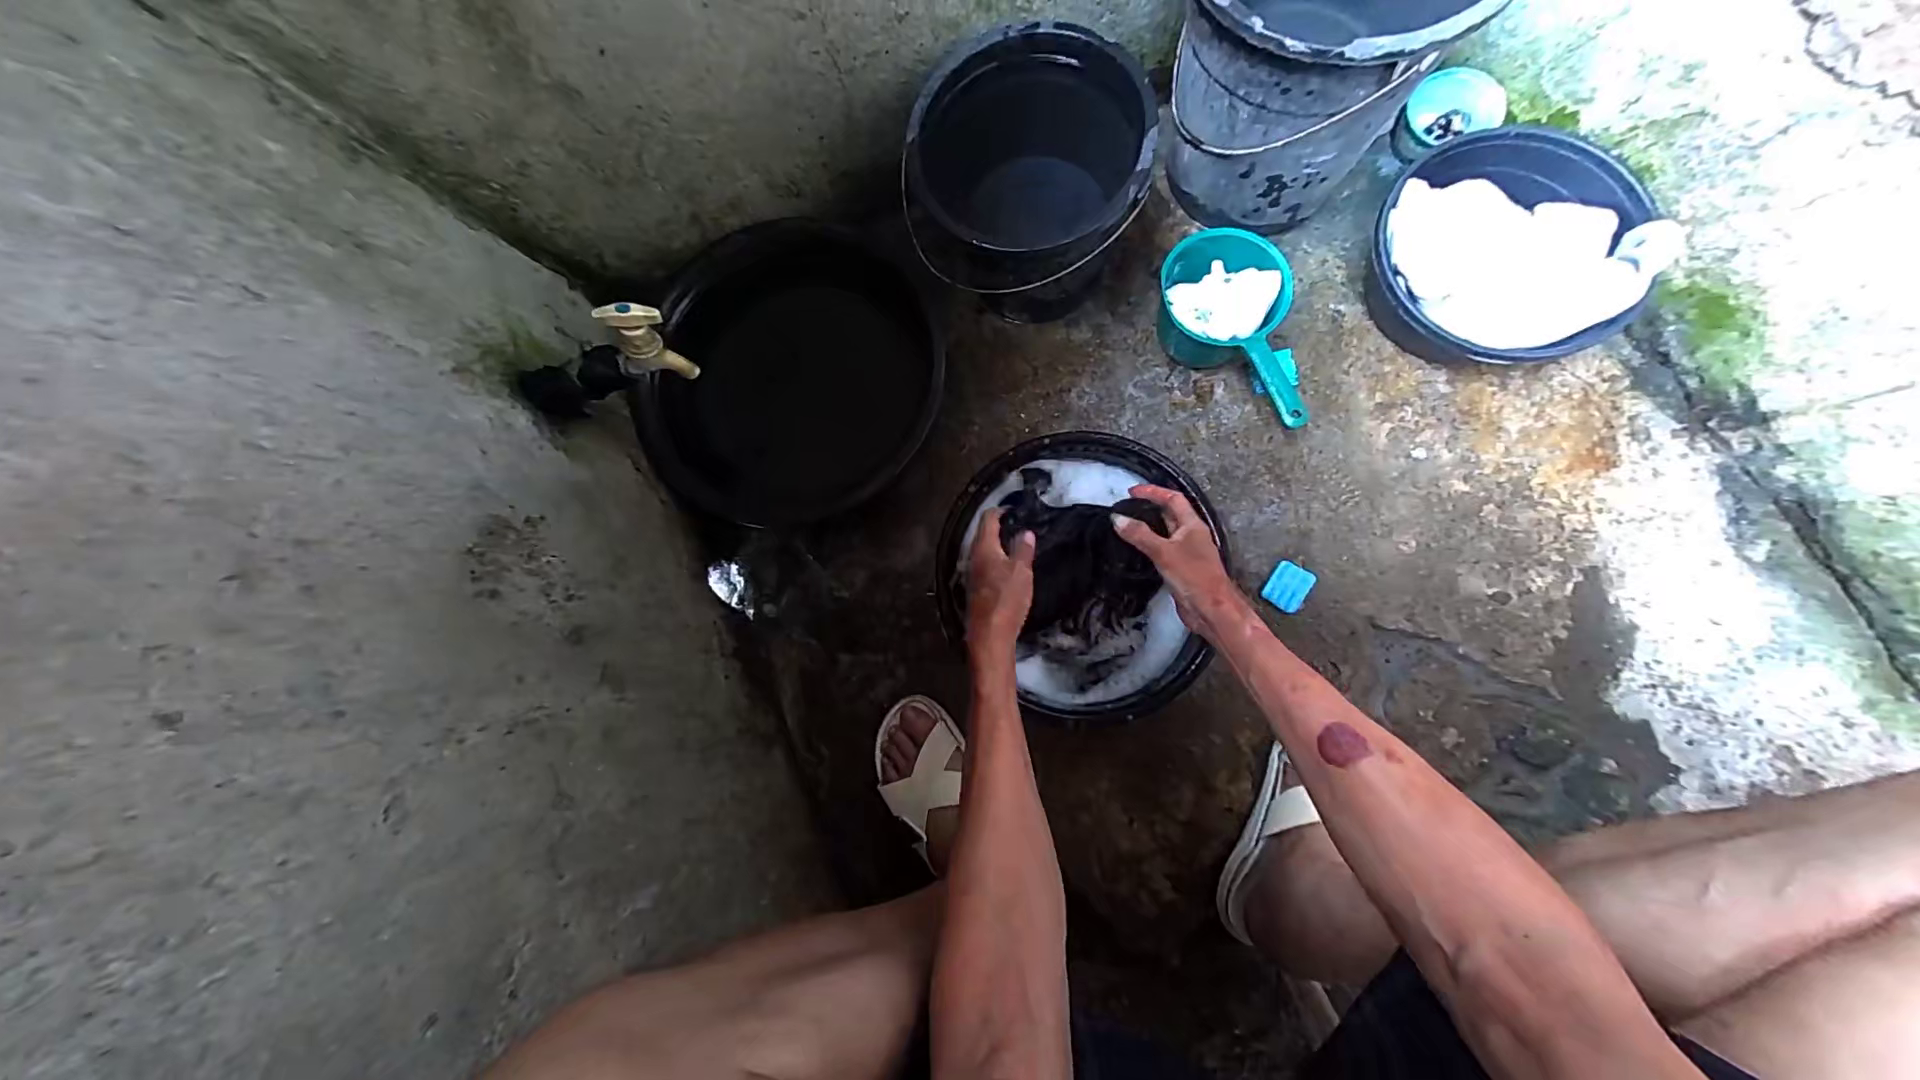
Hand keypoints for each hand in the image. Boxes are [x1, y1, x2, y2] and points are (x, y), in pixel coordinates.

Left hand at [967, 507, 1034, 659]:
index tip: (1016, 509)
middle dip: (1000, 527)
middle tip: (1020, 526)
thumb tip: (1025, 532)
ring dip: (999, 545)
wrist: (989, 634)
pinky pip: (986, 566)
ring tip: (1018, 545)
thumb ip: (1023, 549)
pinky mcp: (976, 589)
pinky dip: (997, 560)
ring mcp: (972, 574)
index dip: (1001, 510)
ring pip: (984, 551)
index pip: (988, 519)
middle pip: (984, 534)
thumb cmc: (1006, 599)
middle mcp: (973, 557)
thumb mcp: (1022, 571)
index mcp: (983, 547)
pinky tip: (1009, 568)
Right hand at [1112, 485, 1243, 640]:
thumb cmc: (1195, 577)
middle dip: (1150, 507)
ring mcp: (1186, 553)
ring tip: (1127, 525)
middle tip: (1127, 506)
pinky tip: (1136, 550)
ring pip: (1165, 533)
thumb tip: (1118, 519)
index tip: (1132, 491)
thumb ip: (1140, 535)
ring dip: (1148, 527)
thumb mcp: (1164, 552)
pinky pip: (1162, 550)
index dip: (1153, 492)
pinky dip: (1149, 546)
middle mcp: (1191, 536)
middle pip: (1170, 514)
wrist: (1211, 609)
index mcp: (1193, 525)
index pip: (1173, 499)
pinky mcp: (1180, 568)